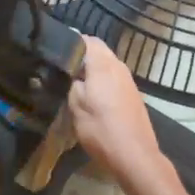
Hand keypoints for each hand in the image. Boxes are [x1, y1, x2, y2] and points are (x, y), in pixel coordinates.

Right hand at [70, 36, 163, 182]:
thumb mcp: (76, 107)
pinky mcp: (133, 93)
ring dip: (93, 69)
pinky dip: (103, 81)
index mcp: (103, 64)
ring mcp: (128, 79)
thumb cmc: (102, 129)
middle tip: (65, 71)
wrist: (136, 155)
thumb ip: (72, 83)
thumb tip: (72, 74)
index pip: (87, 39)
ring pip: (107, 64)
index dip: (71, 43)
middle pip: (98, 50)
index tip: (58, 54)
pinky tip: (95, 97)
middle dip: (82, 57)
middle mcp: (118, 65)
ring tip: (77, 84)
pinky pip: (114, 77)